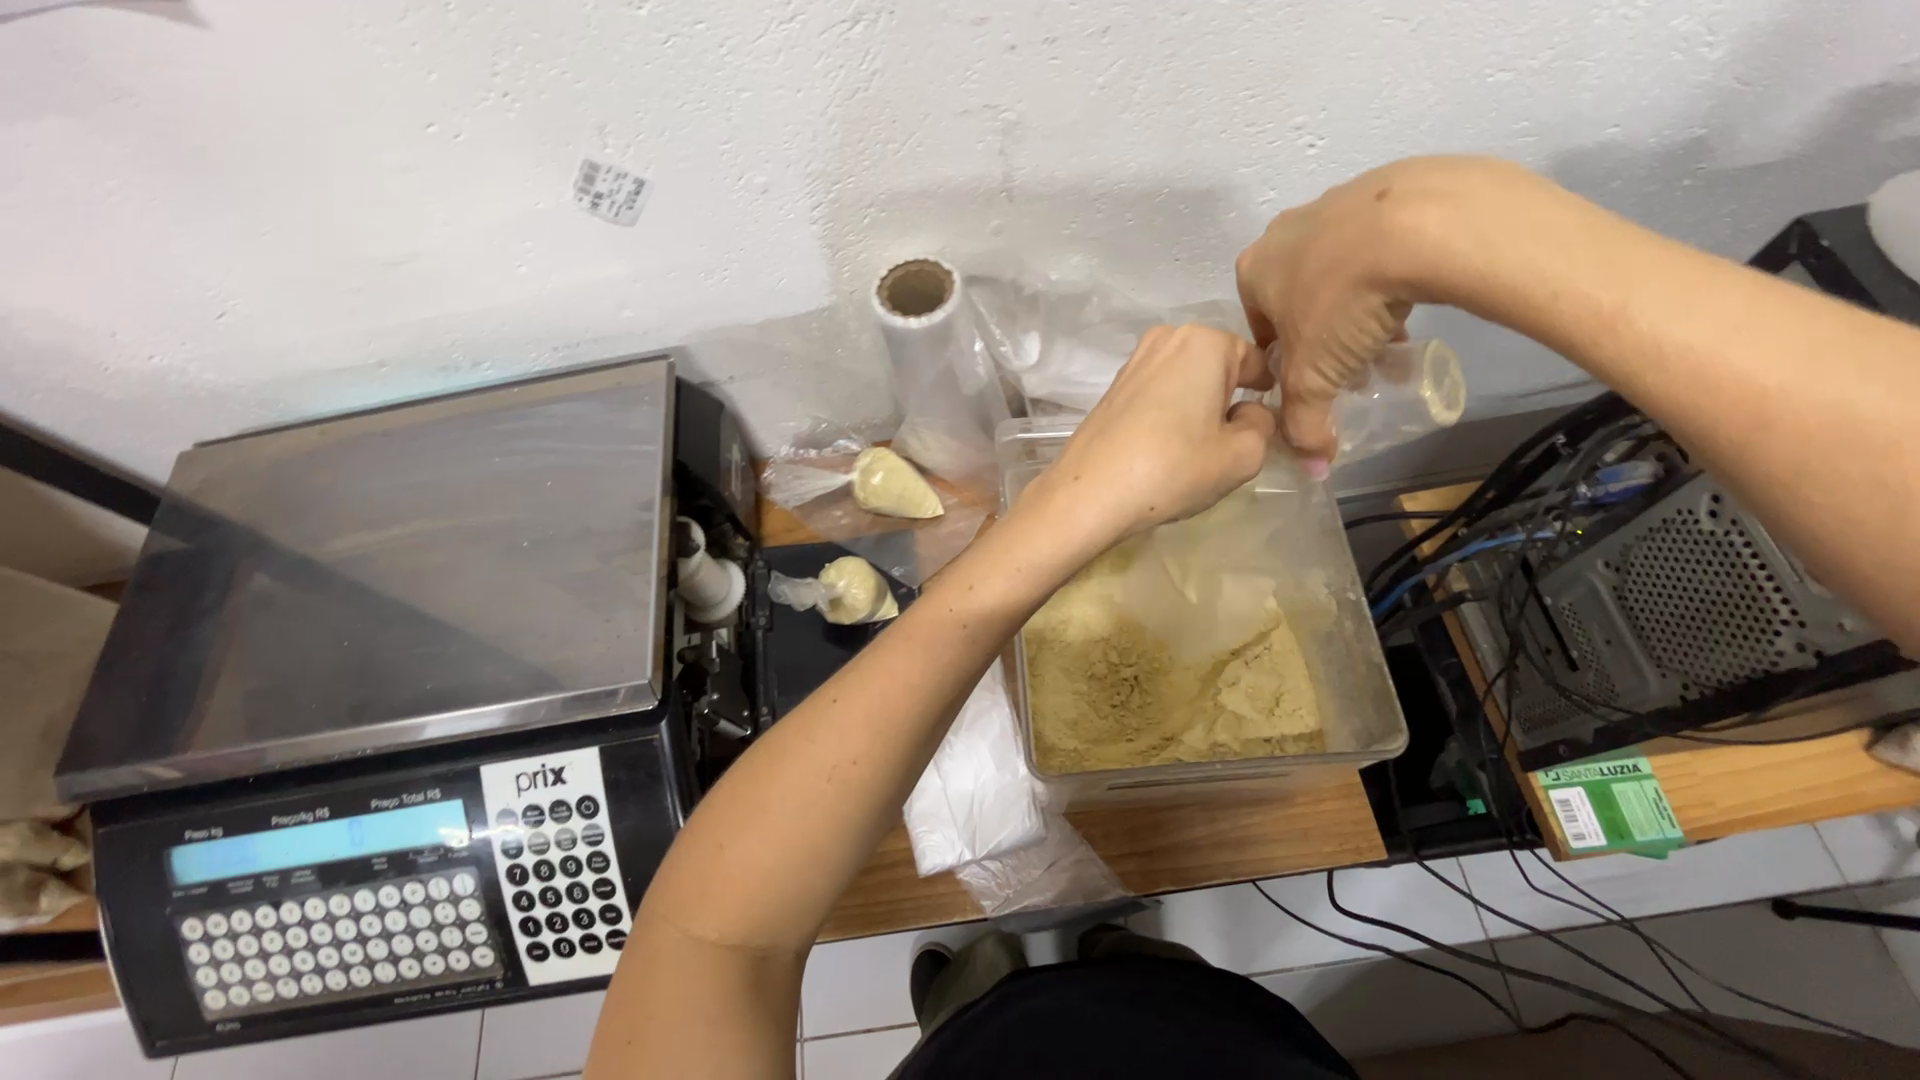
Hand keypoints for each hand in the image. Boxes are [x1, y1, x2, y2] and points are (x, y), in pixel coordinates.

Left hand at [1023, 323, 1275, 549]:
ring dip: (1198, 409)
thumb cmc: (1173, 468)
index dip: (1268, 392)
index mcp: (1205, 341)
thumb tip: (1249, 412)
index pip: (1256, 361)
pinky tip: (1165, 450)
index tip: (1268, 422)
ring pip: (1186, 383)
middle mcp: (1167, 339)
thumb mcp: (1242, 455)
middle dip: (1229, 399)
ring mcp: (1134, 362)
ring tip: (1196, 451)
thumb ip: (1263, 425)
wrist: (1089, 493)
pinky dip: (1170, 416)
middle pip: (1218, 369)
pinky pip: (1158, 396)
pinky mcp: (1112, 389)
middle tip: (1231, 443)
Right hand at [1236, 156, 1532, 466]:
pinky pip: (1377, 243)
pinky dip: (1387, 271)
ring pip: (1338, 271)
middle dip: (1323, 335)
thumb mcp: (1314, 378)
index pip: (1259, 329)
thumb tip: (1312, 468)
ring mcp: (1333, 205)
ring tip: (1386, 338)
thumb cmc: (1341, 302)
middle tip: (1351, 364)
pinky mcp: (1384, 189)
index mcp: (1253, 271)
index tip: (1313, 380)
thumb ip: (1303, 423)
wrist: (1419, 224)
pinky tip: (1410, 294)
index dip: (1285, 362)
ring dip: (1356, 307)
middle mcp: (1284, 233)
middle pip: (1298, 299)